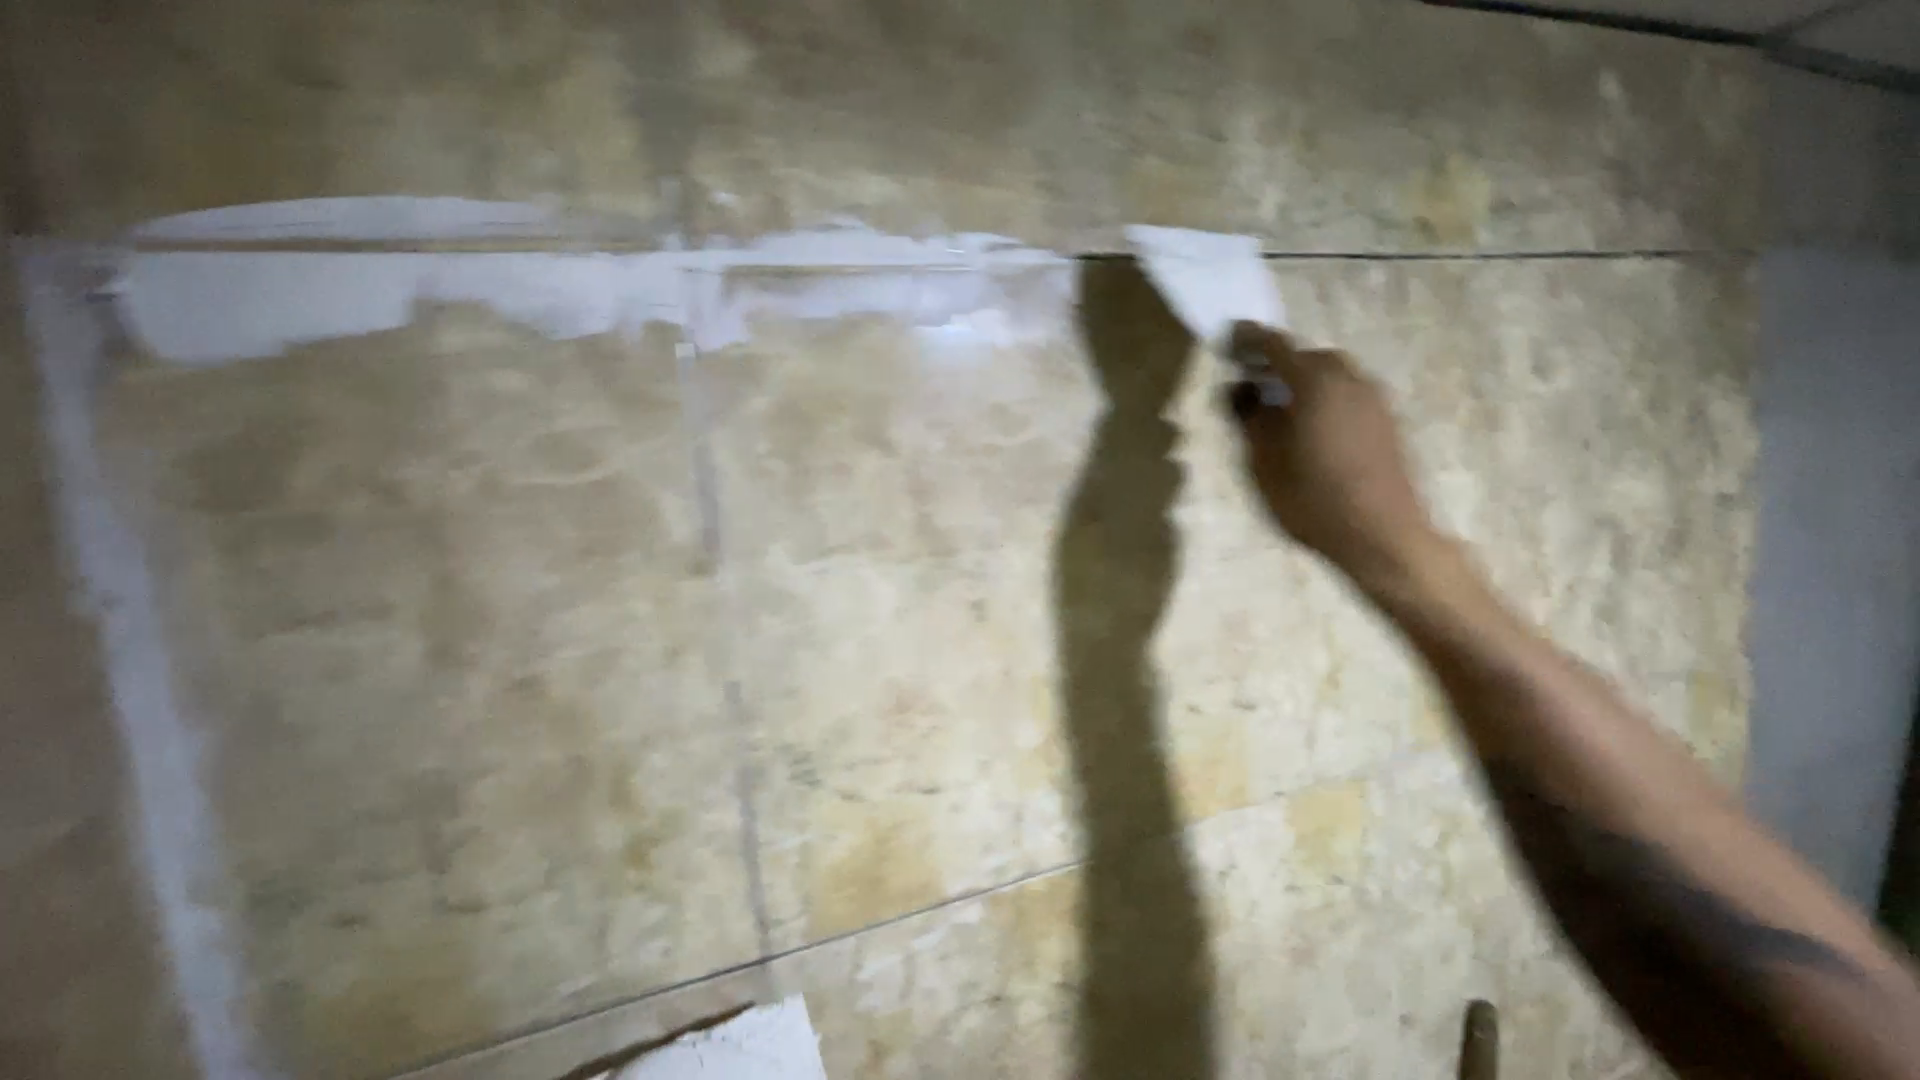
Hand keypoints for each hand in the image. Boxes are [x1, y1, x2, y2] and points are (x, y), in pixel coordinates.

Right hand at [1227, 321, 1442, 589]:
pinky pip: (1350, 395)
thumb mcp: (1265, 463)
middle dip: (1282, 361)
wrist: (1381, 534)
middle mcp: (1349, 380)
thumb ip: (1250, 418)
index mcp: (1315, 383)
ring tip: (1284, 406)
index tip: (1232, 336)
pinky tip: (1313, 427)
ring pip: (1335, 374)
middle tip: (1256, 378)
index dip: (1251, 339)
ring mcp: (1374, 400)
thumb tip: (1241, 388)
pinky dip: (1327, 397)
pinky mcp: (1387, 422)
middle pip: (1311, 357)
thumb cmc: (1313, 499)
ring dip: (1308, 380)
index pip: (1277, 346)